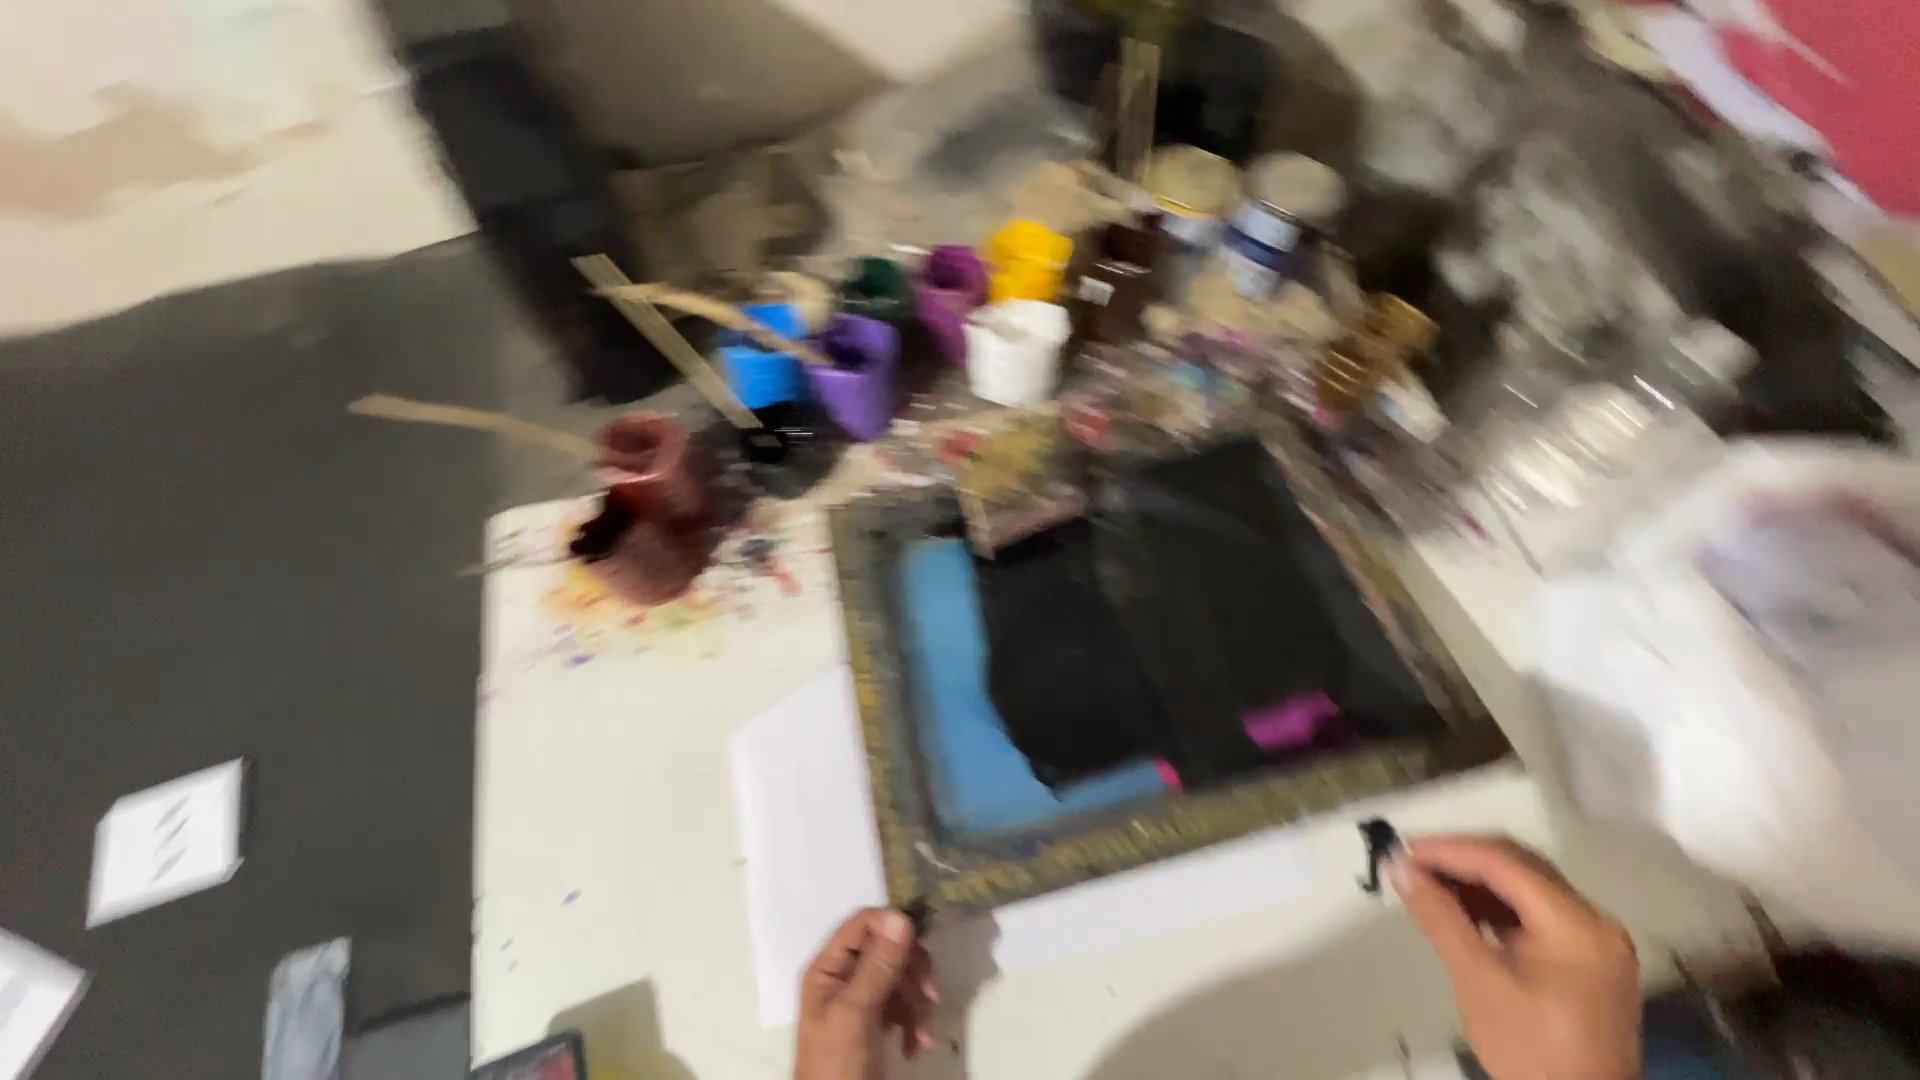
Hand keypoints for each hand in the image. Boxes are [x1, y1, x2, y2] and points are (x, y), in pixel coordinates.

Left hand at [795, 908, 937, 1079]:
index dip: (892, 926)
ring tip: (923, 1032)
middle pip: (888, 949)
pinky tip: (915, 1046)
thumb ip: (877, 966)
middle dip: (912, 972)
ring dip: (917, 1003)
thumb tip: (901, 916)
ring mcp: (861, 1001)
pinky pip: (904, 1005)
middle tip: (928, 993)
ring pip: (901, 978)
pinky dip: (915, 1023)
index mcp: (829, 968)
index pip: (863, 924)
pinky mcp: (877, 1023)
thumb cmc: (837, 1066)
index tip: (919, 941)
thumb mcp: (856, 1014)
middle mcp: (844, 977)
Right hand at [1393, 835, 1640, 1079]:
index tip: (1403, 850)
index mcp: (1577, 926)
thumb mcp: (1477, 980)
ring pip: (1523, 883)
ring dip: (1472, 877)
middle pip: (1518, 865)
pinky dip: (1491, 900)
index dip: (1449, 850)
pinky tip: (1456, 905)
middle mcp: (1594, 921)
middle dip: (1460, 858)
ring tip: (1425, 881)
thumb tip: (1399, 867)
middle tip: (1410, 861)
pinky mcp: (1583, 954)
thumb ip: (1439, 917)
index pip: (1505, 864)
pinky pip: (1531, 908)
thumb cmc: (1529, 1049)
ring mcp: (1592, 938)